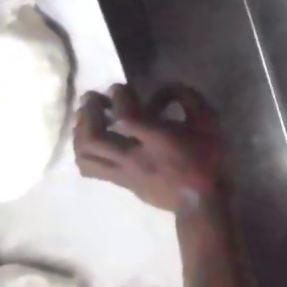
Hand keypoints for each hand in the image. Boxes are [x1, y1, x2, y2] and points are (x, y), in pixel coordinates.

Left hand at [73, 82, 225, 217]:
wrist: (199, 200)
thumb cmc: (207, 157)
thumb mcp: (207, 121)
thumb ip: (187, 98)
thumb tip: (162, 90)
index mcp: (158, 140)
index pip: (126, 118)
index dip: (117, 99)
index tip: (117, 87)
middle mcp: (134, 157)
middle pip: (95, 139)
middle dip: (88, 114)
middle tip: (89, 98)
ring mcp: (124, 173)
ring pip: (86, 156)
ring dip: (79, 133)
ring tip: (84, 117)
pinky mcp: (121, 183)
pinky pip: (91, 169)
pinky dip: (83, 151)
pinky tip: (88, 141)